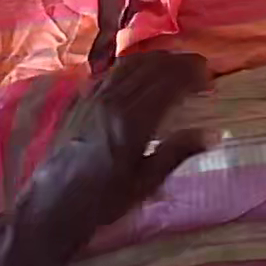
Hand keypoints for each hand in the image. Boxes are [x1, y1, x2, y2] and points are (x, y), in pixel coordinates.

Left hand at [6, 51, 211, 265]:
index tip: (209, 77)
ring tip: (175, 64)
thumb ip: (177, 151)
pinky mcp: (81, 99)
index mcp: (132, 121)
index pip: (169, 83)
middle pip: (152, 67)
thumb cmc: (103, 201)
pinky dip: (132, 65)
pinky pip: (111, 71)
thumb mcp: (145, 182)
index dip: (191, 74)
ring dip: (157, 59)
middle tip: (200, 68)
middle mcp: (113, 101)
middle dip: (180, 63)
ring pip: (130, 64)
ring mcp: (94, 97)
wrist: (53, 206)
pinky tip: (141, 73)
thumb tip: (212, 134)